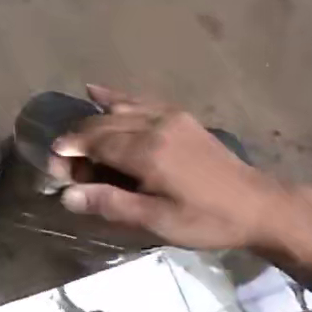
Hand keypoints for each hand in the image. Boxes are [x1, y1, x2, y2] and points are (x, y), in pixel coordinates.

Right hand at [52, 84, 309, 252]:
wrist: (258, 205)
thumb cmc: (207, 219)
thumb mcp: (158, 221)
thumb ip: (110, 204)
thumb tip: (67, 195)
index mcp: (147, 151)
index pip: (94, 142)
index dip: (69, 151)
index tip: (53, 166)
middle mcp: (154, 124)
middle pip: (101, 124)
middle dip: (77, 140)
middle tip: (64, 164)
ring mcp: (168, 115)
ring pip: (117, 110)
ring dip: (92, 122)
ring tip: (76, 141)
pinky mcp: (179, 116)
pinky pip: (138, 100)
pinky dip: (114, 97)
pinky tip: (94, 90)